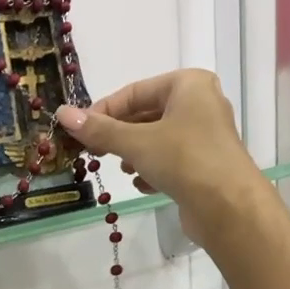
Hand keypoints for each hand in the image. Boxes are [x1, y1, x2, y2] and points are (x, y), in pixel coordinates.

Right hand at [54, 70, 265, 236]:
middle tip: (93, 153)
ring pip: (154, 138)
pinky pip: (167, 159)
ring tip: (122, 168)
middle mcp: (198, 103)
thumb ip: (99, 130)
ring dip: (133, 154)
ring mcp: (202, 134)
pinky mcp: (201, 162)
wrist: (226, 204)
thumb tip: (63, 114)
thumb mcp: (135, 142)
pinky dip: (150, 169)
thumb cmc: (184, 160)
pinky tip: (143, 184)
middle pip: (144, 114)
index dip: (102, 111)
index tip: (78, 133)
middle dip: (117, 135)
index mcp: (187, 84)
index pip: (133, 92)